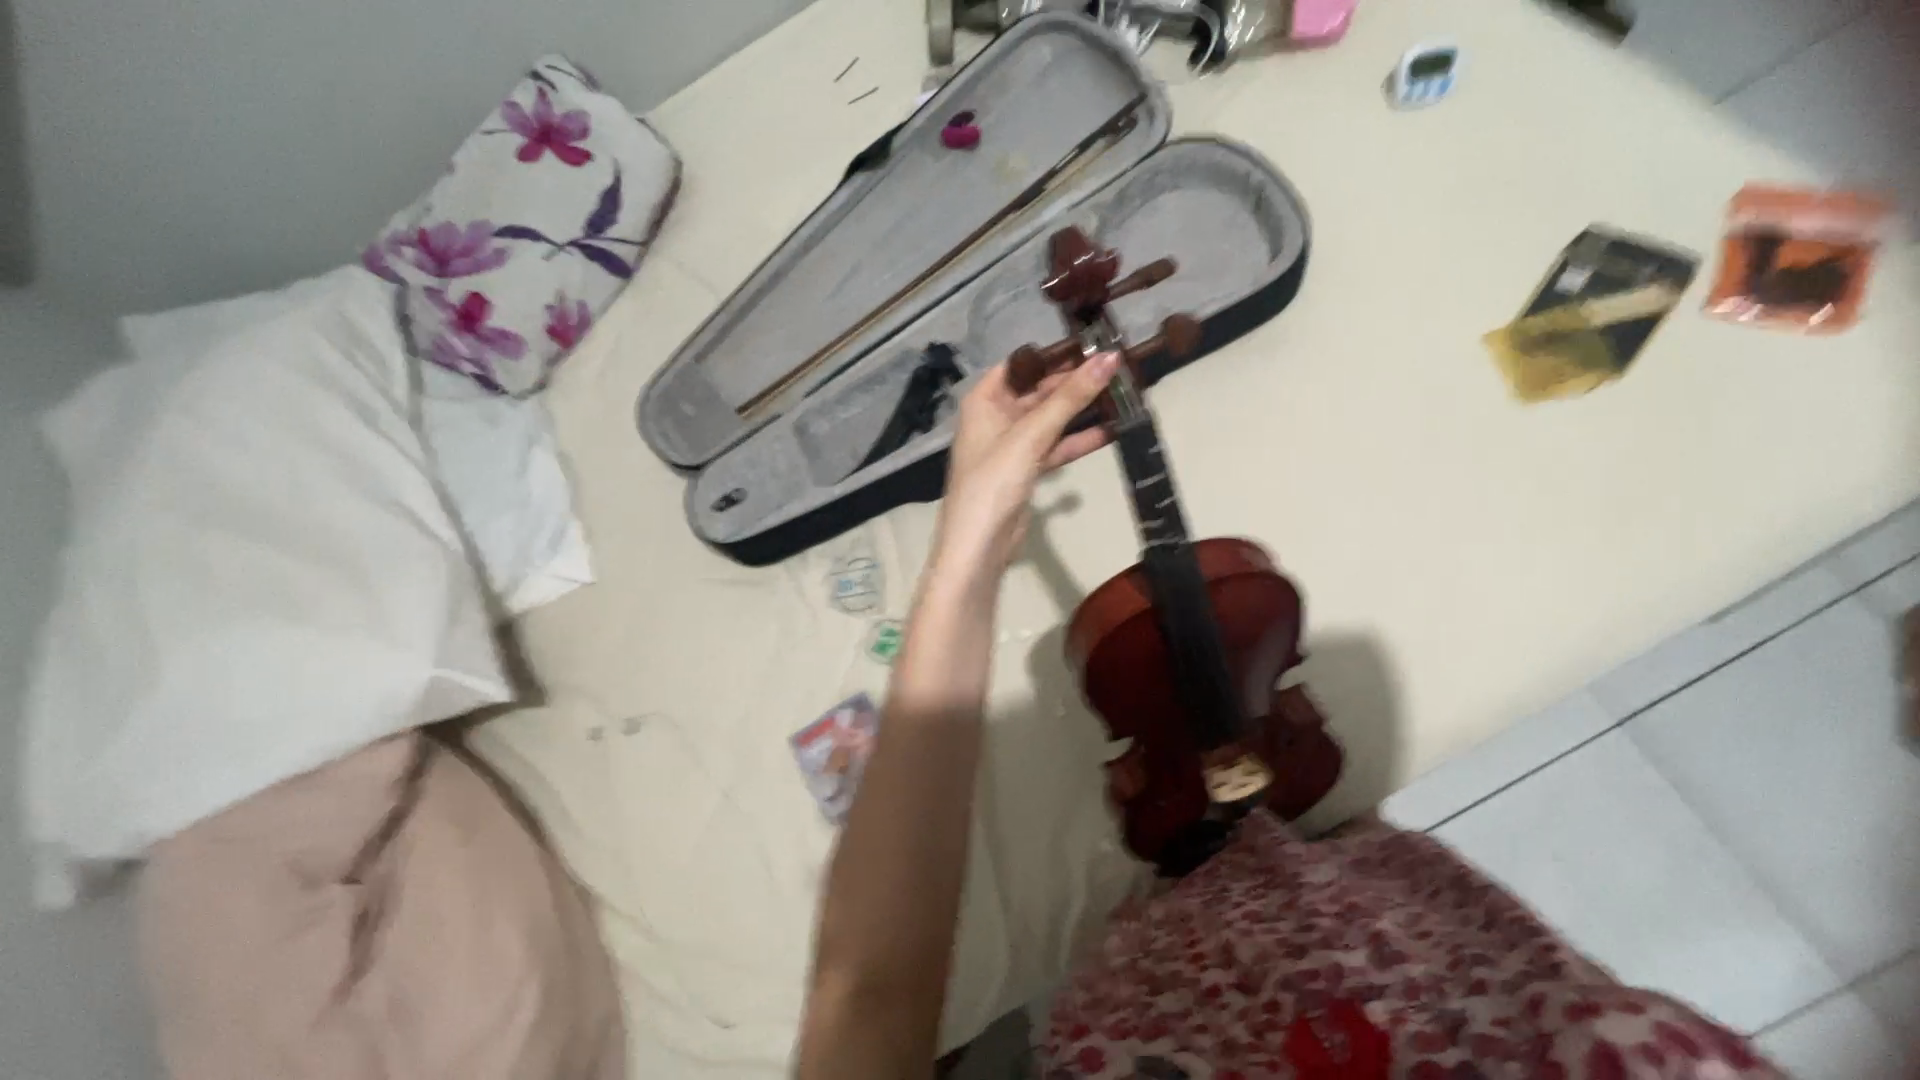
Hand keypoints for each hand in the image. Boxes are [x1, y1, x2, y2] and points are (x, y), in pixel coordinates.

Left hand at [932, 352, 1120, 577]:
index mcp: (985, 399)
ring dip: (1082, 411)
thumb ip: (1071, 398)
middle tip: (1119, 368)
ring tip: (1123, 394)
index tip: (1095, 345)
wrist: (979, 544)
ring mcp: (1011, 445)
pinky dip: (1078, 440)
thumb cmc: (994, 480)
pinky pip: (1055, 446)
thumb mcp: (1032, 434)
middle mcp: (996, 416)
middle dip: (1076, 382)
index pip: (1023, 364)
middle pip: (1040, 390)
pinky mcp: (1026, 470)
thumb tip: (1109, 358)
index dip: (1056, 355)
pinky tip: (1111, 431)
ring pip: (1051, 419)